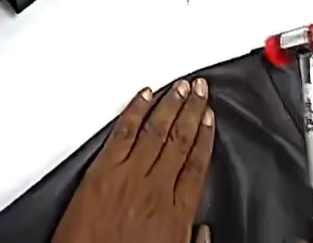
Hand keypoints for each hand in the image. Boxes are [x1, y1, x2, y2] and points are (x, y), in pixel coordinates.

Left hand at [52, 79, 216, 242]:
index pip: (196, 165)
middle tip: (199, 88)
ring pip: (156, 129)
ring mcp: (128, 176)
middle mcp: (155, 190)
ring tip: (180, 85)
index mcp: (175, 216)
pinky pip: (123, 132)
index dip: (205, 136)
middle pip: (180, 140)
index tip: (209, 116)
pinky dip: (135, 110)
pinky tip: (145, 95)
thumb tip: (204, 231)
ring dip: (170, 103)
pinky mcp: (102, 170)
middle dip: (192, 110)